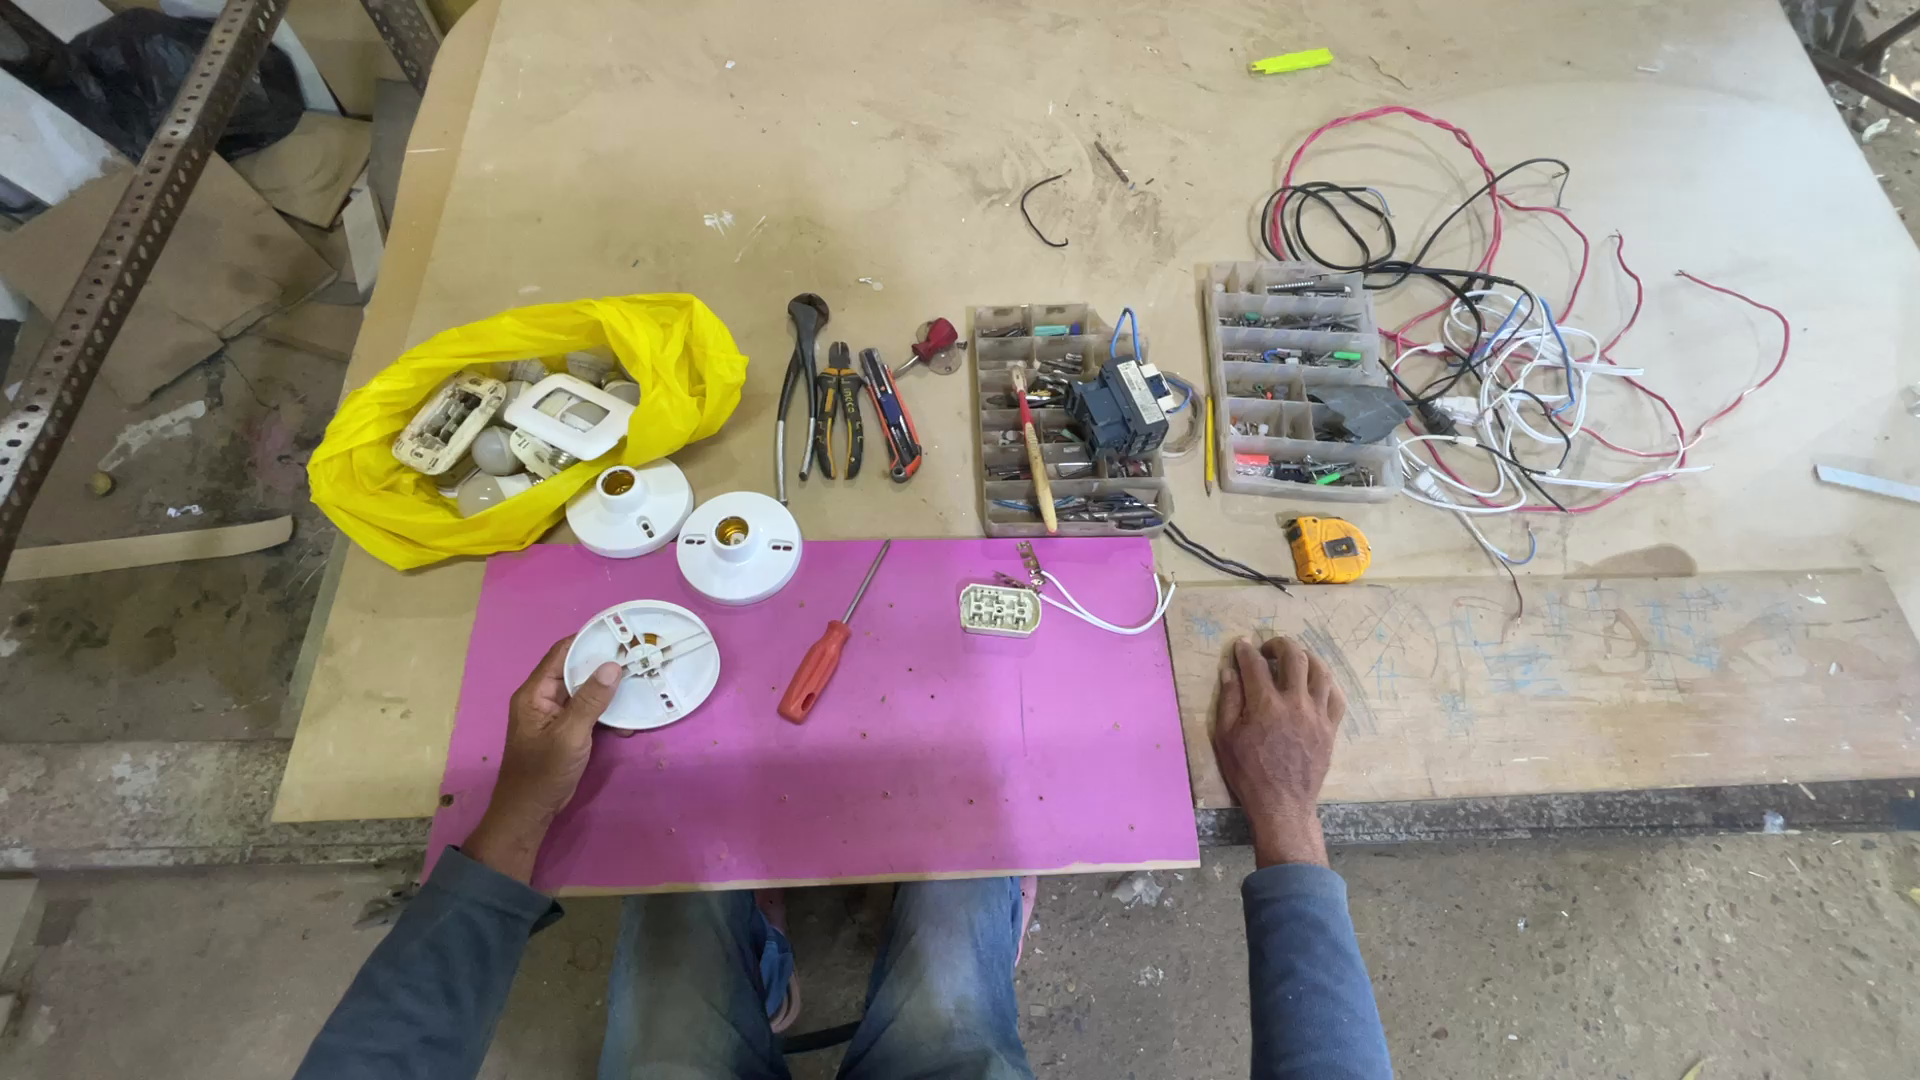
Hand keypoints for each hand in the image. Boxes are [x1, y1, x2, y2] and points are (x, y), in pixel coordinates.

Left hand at [464, 637, 619, 882]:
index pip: (562, 653)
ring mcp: (556, 714)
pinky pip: (591, 709)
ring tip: (641, 678)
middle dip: (605, 662)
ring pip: (587, 689)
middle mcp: (544, 697)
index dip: (588, 639)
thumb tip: (612, 666)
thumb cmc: (543, 772)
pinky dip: (609, 709)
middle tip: (638, 654)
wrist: (530, 812)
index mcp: (535, 693)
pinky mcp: (568, 729)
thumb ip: (590, 700)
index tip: (619, 632)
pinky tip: (630, 715)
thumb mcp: (569, 735)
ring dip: (611, 688)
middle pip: (576, 669)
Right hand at [1213, 636, 1345, 867]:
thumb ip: (1229, 700)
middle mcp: (1295, 703)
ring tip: (1293, 659)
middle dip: (1279, 644)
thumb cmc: (1248, 771)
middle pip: (1294, 657)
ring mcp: (1317, 715)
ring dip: (1306, 657)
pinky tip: (1316, 682)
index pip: (1255, 664)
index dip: (1245, 650)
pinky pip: (1336, 696)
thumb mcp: (1225, 736)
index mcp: (1265, 704)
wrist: (1282, 803)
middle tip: (1267, 649)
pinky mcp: (1330, 728)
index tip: (1241, 645)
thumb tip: (1229, 671)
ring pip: (1321, 671)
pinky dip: (1326, 682)